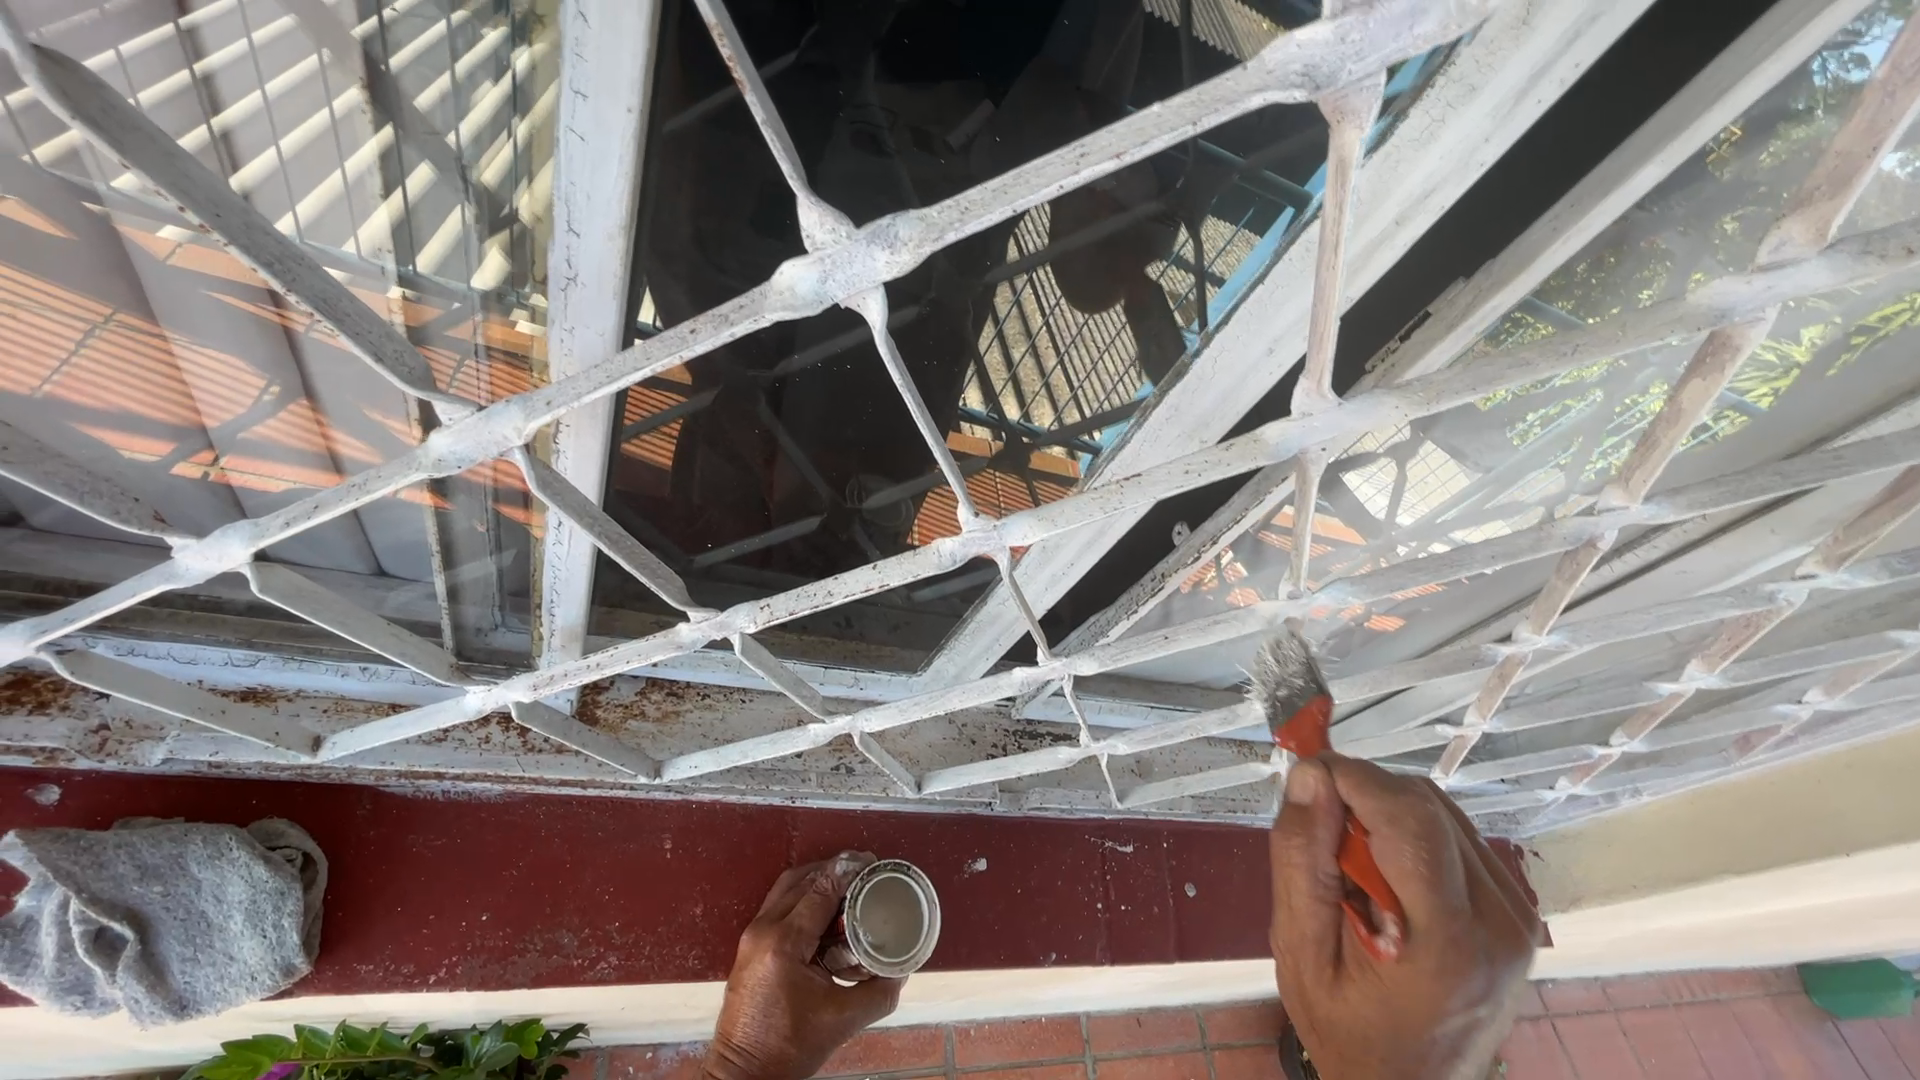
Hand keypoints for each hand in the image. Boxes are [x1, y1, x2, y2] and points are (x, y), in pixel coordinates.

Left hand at [705, 851, 904, 1079]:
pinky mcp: (750, 946)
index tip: (872, 863)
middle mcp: (763, 929)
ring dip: (817, 879)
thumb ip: (878, 992)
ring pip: (787, 888)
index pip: (821, 890)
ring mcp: (752, 936)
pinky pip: (779, 904)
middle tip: (865, 869)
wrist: (744, 1074)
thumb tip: (902, 969)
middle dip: (835, 869)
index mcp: (784, 943)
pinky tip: (827, 909)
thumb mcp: (842, 1021)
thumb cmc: (789, 1048)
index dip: (848, 871)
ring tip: (848, 882)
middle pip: (802, 881)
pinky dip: (803, 896)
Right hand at [1270, 754, 1540, 1079]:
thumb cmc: (1346, 1029)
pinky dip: (1409, 829)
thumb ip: (1302, 859)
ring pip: (1441, 810)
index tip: (1306, 774)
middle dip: (1362, 794)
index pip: (1409, 821)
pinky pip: (1455, 833)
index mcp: (1447, 943)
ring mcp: (1517, 915)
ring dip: (1384, 809)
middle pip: (1425, 807)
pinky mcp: (1516, 909)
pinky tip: (1382, 866)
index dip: (1354, 778)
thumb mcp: (1299, 951)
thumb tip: (1309, 776)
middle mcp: (1498, 922)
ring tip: (1347, 854)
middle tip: (1316, 824)